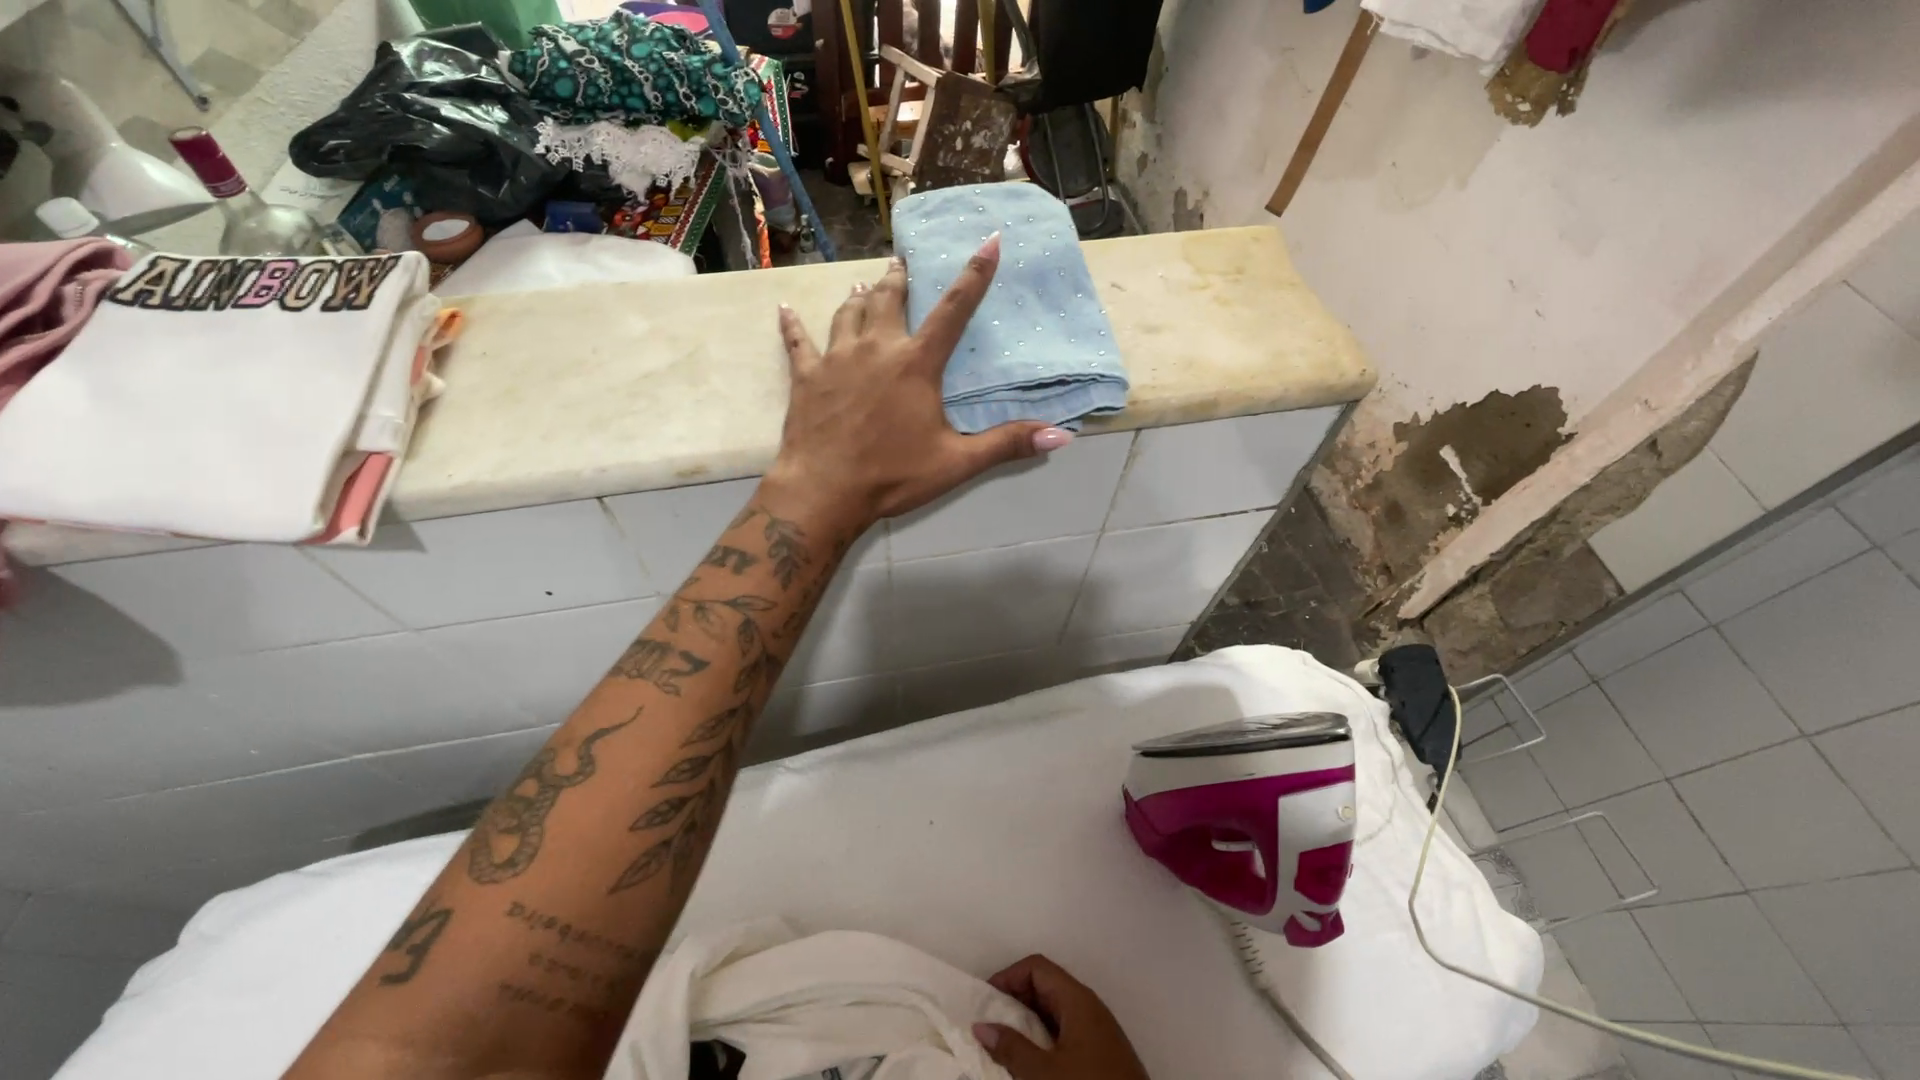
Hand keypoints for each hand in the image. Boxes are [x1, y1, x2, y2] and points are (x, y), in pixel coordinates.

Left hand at [764, 234, 1072, 527]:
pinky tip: (784, 309)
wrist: (824, 491)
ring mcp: (836, 359)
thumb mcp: (957, 462)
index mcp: (917, 364)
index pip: (953, 309)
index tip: (988, 241)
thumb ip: (1007, 444)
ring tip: (863, 285)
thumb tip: (1061, 435)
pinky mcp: (806, 377)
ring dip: (859, 297)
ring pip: (848, 313)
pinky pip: (797, 342)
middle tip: (900, 263)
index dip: (974, 274)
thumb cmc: (893, 475)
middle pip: (889, 300)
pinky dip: (792, 325)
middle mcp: (877, 348)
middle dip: (898, 278)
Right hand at [973, 955, 1150, 1079]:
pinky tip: (1030, 1060)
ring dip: (1027, 1022)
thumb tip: (981, 1026)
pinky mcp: (1100, 1052)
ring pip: (1055, 1010)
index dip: (1008, 977)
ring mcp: (1096, 1029)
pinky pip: (1064, 1031)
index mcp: (1077, 999)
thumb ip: (1011, 1048)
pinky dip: (1043, 1037)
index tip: (986, 1002)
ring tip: (1004, 1043)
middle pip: (1045, 985)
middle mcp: (1089, 1006)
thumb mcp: (1044, 1073)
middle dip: (1014, 999)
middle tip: (989, 1022)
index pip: (1037, 968)